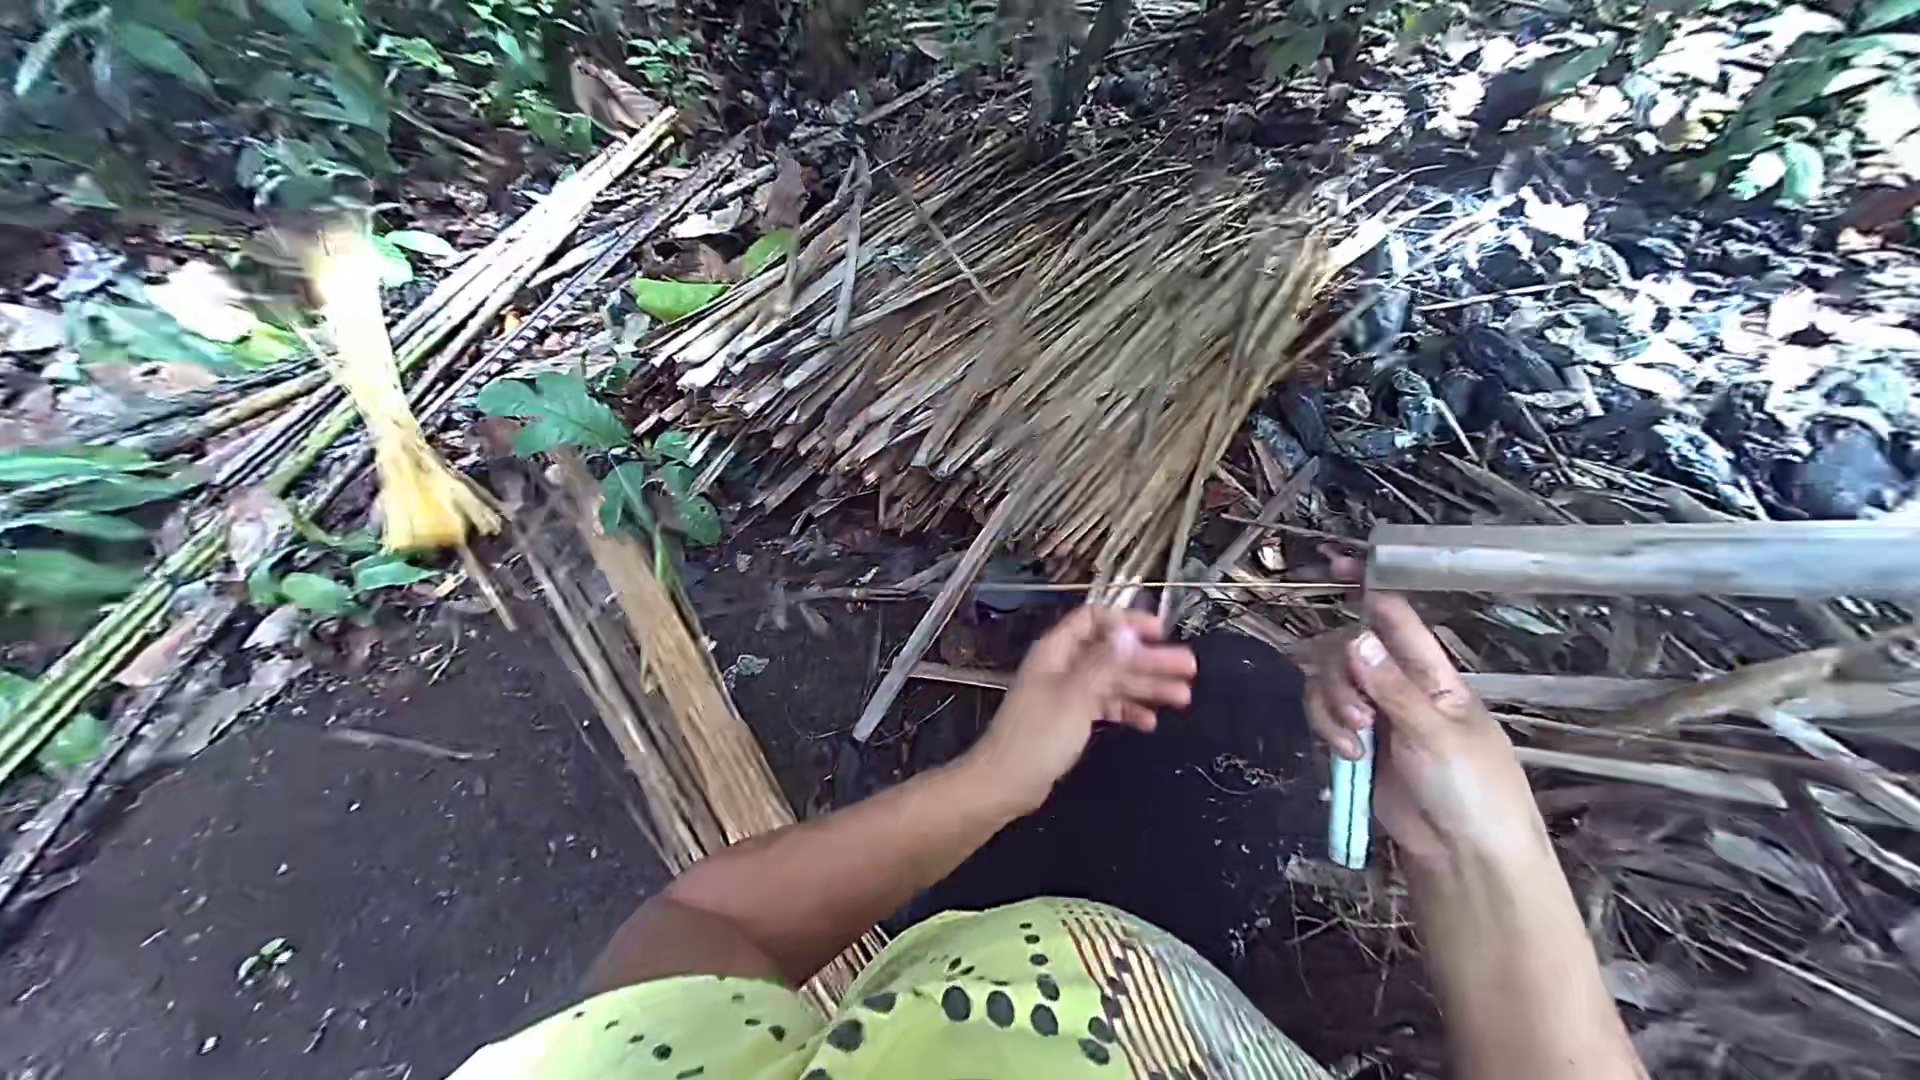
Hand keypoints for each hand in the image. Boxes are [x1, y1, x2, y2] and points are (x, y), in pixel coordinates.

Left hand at [960, 606, 1196, 816]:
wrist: (1005, 782)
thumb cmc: (1037, 736)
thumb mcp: (1076, 695)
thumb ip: (1104, 663)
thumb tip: (1128, 632)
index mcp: (1056, 651)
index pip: (1093, 620)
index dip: (1126, 622)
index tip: (1160, 631)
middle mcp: (1062, 666)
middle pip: (1111, 653)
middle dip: (1149, 659)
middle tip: (1188, 668)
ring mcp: (1067, 692)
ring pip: (1112, 681)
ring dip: (1145, 686)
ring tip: (1183, 696)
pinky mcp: (1070, 718)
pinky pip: (1104, 705)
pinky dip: (1126, 710)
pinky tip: (1150, 721)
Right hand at [1306, 556, 1551, 874]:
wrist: (1461, 855)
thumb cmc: (1472, 790)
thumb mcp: (1436, 736)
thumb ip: (1392, 688)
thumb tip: (1354, 639)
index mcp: (1433, 676)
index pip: (1396, 619)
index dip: (1368, 589)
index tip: (1336, 566)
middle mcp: (1398, 686)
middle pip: (1348, 651)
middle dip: (1341, 678)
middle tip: (1359, 716)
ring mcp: (1374, 713)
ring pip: (1328, 682)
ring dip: (1330, 707)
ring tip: (1354, 743)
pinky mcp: (1352, 739)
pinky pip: (1321, 713)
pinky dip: (1324, 728)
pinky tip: (1345, 753)